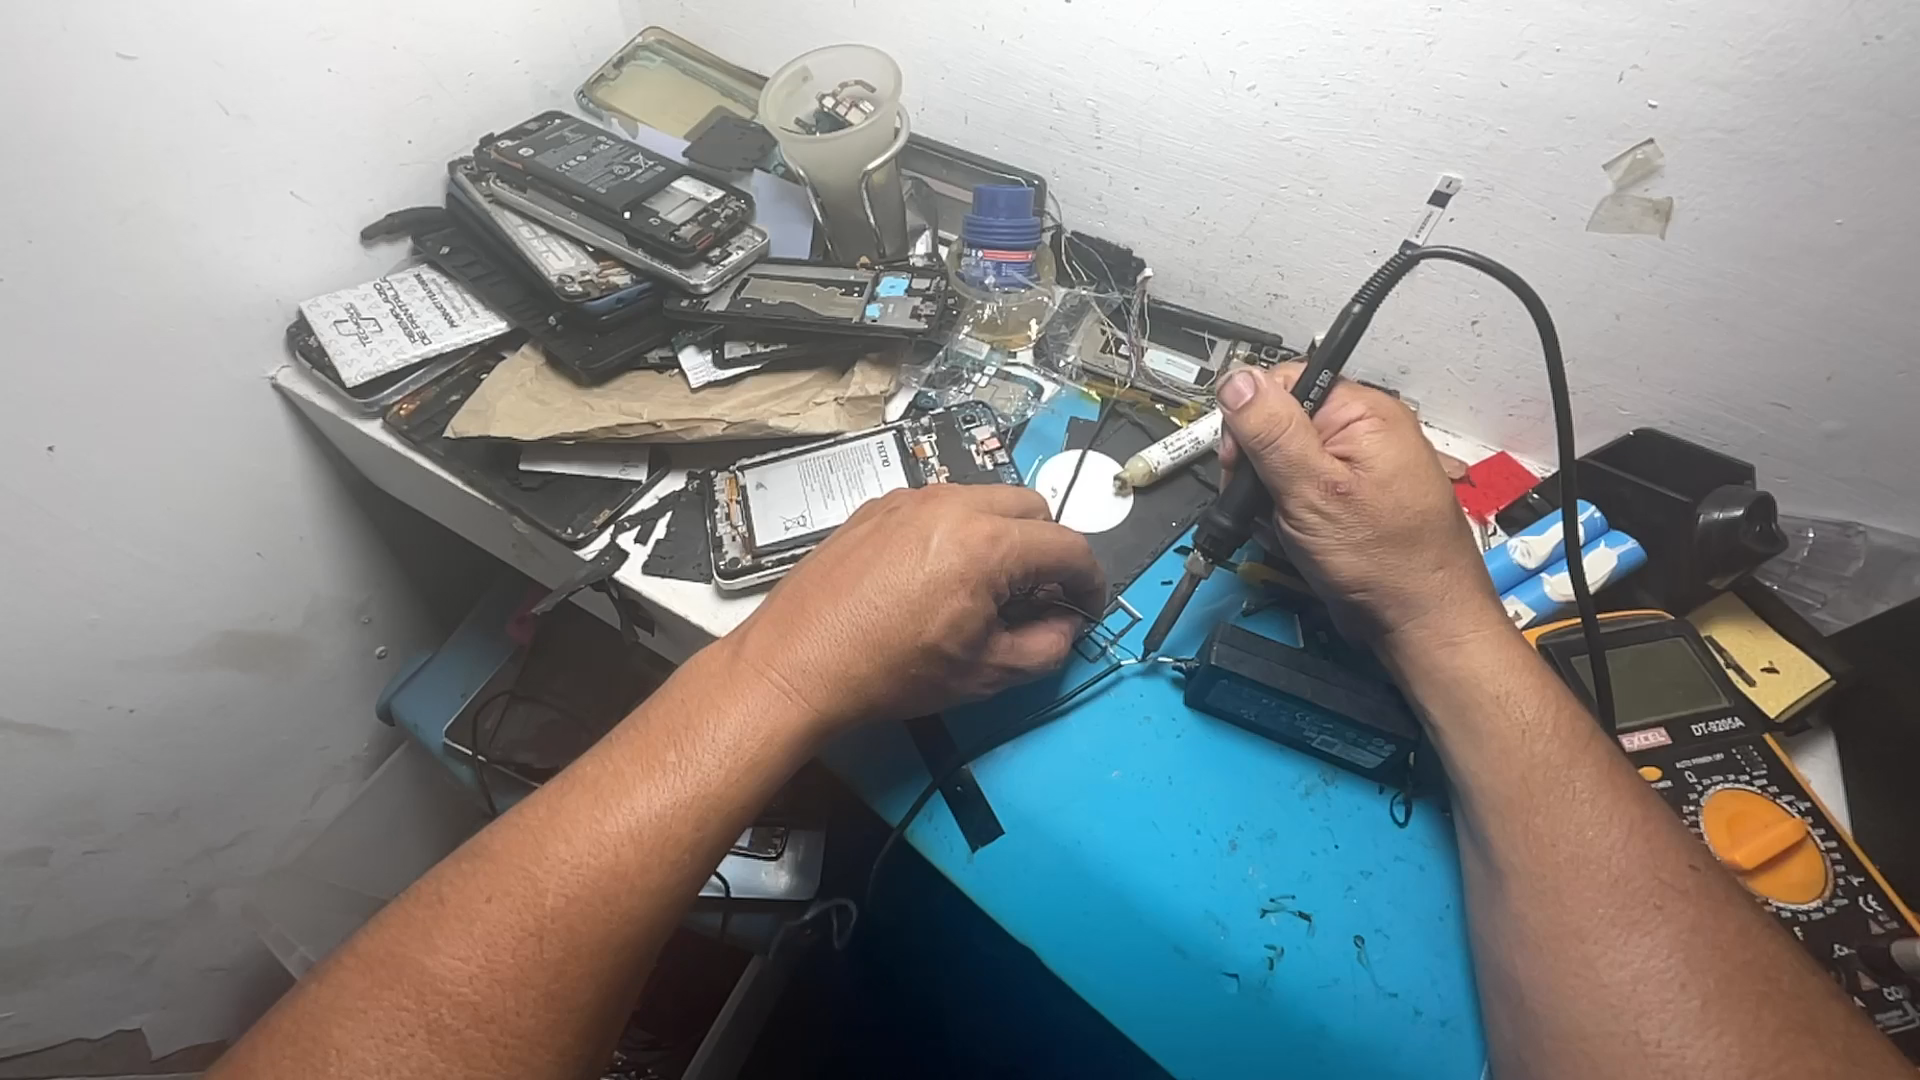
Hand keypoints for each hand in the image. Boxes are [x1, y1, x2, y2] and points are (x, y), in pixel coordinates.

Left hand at [717, 484, 1106, 733]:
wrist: (797, 663)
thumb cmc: (892, 673)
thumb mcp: (985, 673)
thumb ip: (1047, 646)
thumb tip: (1065, 625)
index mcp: (988, 544)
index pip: (1068, 547)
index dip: (1090, 581)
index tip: (1086, 608)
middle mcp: (953, 504)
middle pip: (1033, 509)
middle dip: (1048, 550)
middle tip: (1037, 596)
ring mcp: (911, 498)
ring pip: (985, 500)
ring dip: (1004, 535)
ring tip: (985, 585)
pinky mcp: (878, 506)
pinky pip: (940, 506)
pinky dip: (959, 530)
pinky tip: (936, 574)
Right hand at [1217, 363, 1508, 655]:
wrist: (1416, 619)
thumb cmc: (1384, 561)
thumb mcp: (1312, 490)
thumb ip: (1272, 432)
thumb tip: (1239, 380)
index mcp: (1361, 412)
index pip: (1281, 384)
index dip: (1249, 421)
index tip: (1241, 461)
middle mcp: (1360, 431)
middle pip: (1276, 423)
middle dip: (1256, 466)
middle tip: (1260, 502)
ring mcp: (1352, 465)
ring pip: (1279, 461)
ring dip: (1266, 495)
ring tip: (1280, 525)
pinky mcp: (1344, 494)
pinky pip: (1294, 488)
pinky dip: (1282, 512)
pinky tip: (1290, 533)